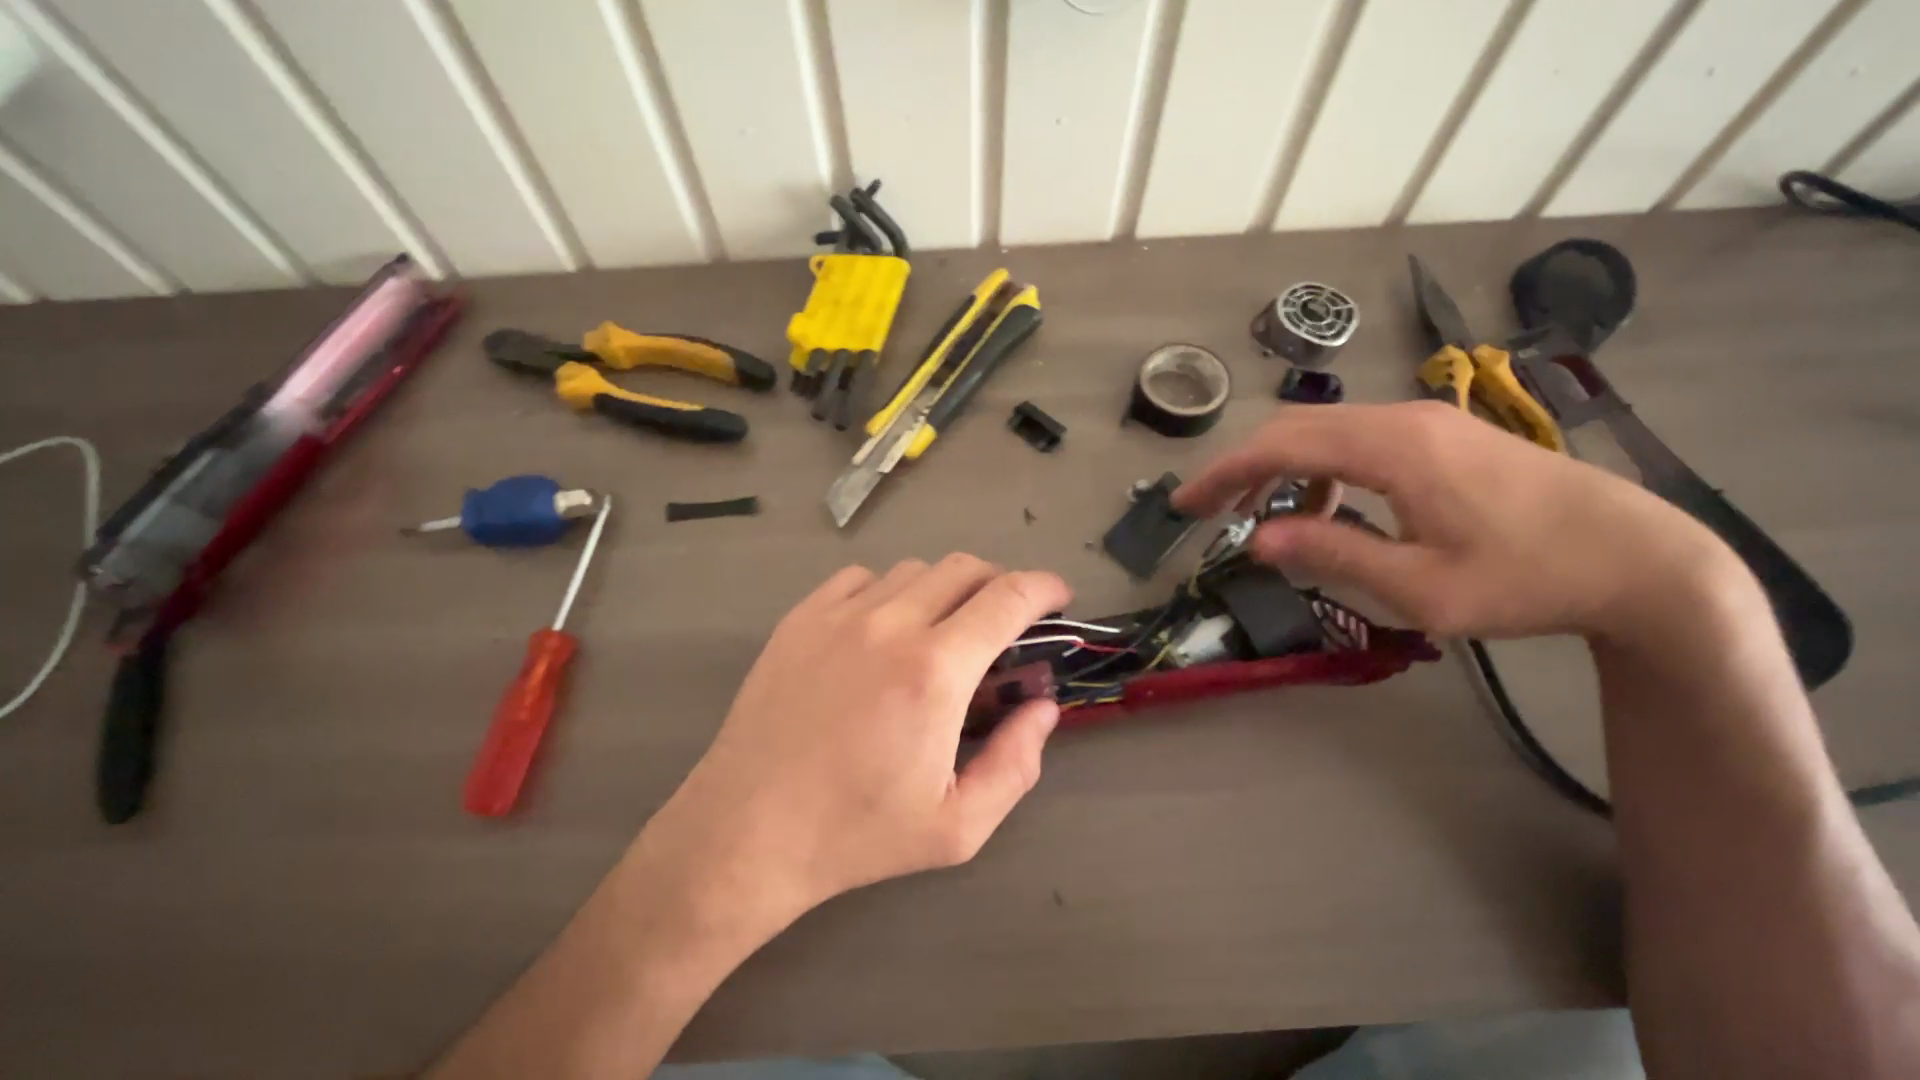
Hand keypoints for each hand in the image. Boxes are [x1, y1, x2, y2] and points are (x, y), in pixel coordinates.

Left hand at [651, 555, 1071, 918]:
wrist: (748, 831)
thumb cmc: (857, 834)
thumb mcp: (958, 826)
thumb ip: (1017, 763)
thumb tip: (1041, 708)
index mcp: (935, 671)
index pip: (1009, 597)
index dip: (1046, 588)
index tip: (1059, 600)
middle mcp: (890, 625)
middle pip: (965, 568)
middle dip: (1001, 585)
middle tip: (1006, 624)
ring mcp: (837, 616)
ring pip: (913, 570)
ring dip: (945, 589)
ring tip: (944, 632)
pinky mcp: (799, 620)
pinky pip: (860, 580)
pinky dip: (889, 592)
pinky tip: (883, 631)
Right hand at [1173, 402, 1740, 639]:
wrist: (1640, 558)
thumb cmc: (1527, 580)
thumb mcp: (1420, 587)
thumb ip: (1332, 553)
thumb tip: (1257, 538)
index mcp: (1393, 449)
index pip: (1281, 445)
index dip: (1223, 473)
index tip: (1184, 504)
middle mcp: (1404, 418)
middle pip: (1298, 427)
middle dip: (1244, 466)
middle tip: (1209, 512)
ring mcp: (1429, 421)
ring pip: (1329, 430)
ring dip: (1284, 467)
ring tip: (1260, 516)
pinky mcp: (1446, 435)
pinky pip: (1362, 439)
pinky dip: (1324, 468)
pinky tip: (1329, 507)